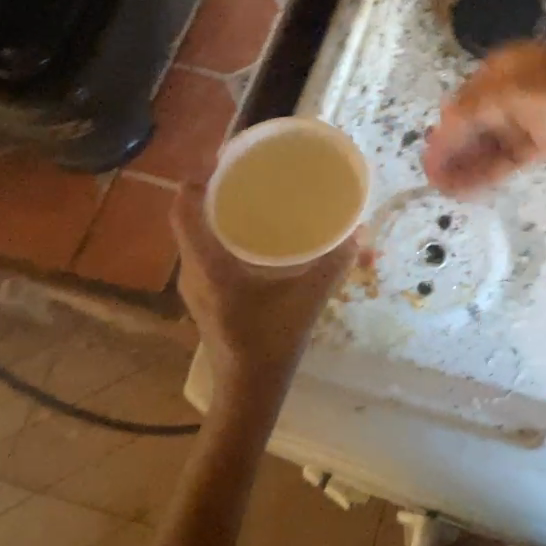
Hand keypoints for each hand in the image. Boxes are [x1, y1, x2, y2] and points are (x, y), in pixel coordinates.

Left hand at [170, 186, 355, 390]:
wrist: (249, 391)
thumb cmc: (273, 342)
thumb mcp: (309, 299)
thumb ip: (335, 263)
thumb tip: (360, 230)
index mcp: (208, 264)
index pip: (185, 208)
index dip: (196, 176)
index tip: (221, 154)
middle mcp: (193, 270)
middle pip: (188, 216)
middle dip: (210, 186)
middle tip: (243, 167)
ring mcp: (195, 285)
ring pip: (194, 234)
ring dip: (213, 209)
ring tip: (246, 191)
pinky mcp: (204, 295)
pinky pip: (202, 249)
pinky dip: (219, 231)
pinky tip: (249, 232)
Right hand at [422, 43, 545, 194]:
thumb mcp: (517, 96)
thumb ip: (474, 111)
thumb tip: (441, 126)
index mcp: (507, 65)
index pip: (463, 101)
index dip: (444, 132)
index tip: (428, 164)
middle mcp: (517, 86)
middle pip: (476, 121)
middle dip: (453, 150)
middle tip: (435, 183)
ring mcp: (536, 113)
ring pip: (493, 140)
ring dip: (470, 163)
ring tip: (449, 192)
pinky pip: (513, 154)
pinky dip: (493, 169)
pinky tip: (474, 187)